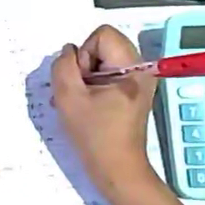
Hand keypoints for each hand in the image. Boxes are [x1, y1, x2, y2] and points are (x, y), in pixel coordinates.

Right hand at [51, 25, 160, 196]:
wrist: (118, 170)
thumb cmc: (95, 136)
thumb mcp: (68, 98)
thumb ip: (63, 66)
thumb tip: (69, 52)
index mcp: (133, 67)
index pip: (102, 34)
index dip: (84, 55)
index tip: (83, 83)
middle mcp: (141, 68)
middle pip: (103, 45)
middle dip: (84, 66)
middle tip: (80, 94)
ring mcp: (139, 81)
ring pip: (103, 60)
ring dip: (86, 78)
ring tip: (83, 103)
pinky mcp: (133, 93)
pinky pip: (108, 75)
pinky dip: (94, 87)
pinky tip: (89, 107)